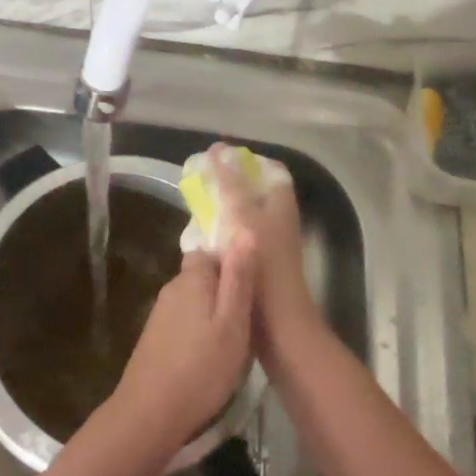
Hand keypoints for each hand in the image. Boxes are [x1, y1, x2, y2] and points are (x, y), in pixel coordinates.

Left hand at [112, 239, 255, 446]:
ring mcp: (158, 316)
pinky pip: (182, 322)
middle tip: (248, 316)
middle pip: (200, 276)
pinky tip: (208, 354)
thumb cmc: (202, 368)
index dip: (231, 263)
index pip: (209, 252)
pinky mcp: (154, 339)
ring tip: (233, 338)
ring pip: (192, 301)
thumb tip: (244, 231)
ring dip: (210, 312)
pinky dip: (196, 331)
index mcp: (191, 280)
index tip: (252, 286)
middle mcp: (171, 290)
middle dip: (222, 288)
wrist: (150, 414)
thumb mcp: (233, 323)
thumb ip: (238, 278)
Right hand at [208, 144, 315, 331]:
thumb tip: (219, 151)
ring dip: (223, 207)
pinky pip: (238, 237)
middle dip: (229, 183)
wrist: (279, 325)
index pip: (270, 169)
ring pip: (246, 214)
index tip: (217, 157)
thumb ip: (231, 185)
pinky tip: (200, 237)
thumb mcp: (244, 219)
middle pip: (255, 190)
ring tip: (195, 205)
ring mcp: (270, 243)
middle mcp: (279, 219)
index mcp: (281, 204)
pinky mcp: (258, 264)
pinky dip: (222, 231)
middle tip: (199, 181)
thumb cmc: (264, 267)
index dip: (245, 160)